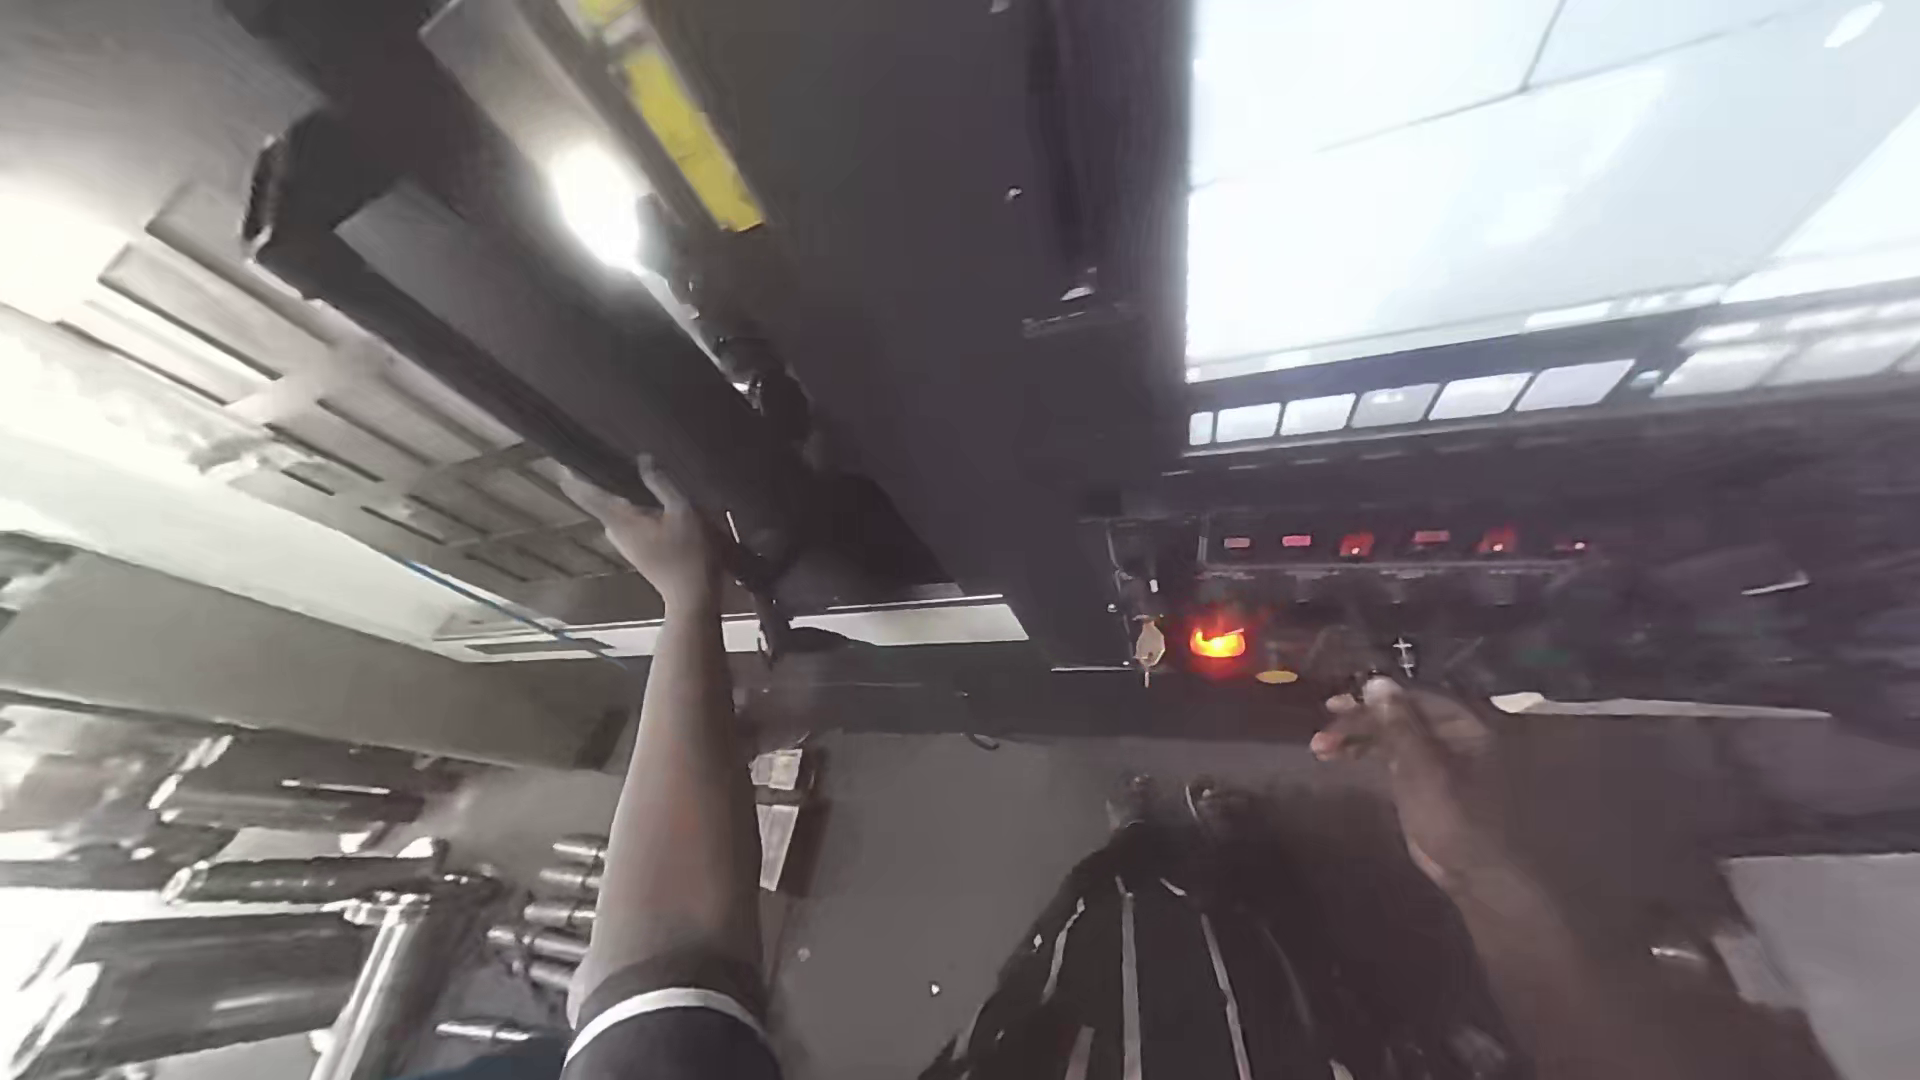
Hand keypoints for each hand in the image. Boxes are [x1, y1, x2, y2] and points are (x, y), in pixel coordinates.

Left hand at [560, 456, 717, 609]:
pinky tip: (648, 504)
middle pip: (599, 502)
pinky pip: (627, 523)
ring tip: (626, 475)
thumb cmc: (690, 552)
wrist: (693, 595)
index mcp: (620, 519)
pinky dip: (631, 510)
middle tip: (602, 456)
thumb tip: (644, 460)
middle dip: (599, 481)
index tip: (561, 456)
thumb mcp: (684, 511)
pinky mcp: (637, 552)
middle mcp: (615, 532)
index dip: (572, 474)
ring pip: (615, 513)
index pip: (585, 492)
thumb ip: (662, 485)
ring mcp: (625, 545)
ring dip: (618, 496)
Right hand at [1312, 678, 1513, 894]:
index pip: (1411, 698)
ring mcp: (1431, 756)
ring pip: (1383, 733)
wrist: (1473, 874)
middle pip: (1393, 715)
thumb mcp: (1423, 766)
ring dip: (1350, 737)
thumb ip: (1398, 723)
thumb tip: (1376, 681)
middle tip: (1323, 728)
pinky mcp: (1416, 776)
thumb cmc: (1456, 816)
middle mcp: (1448, 735)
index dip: (1372, 698)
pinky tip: (1331, 755)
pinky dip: (1357, 752)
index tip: (1337, 703)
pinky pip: (1382, 753)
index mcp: (1463, 726)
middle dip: (1355, 722)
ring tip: (1318, 747)